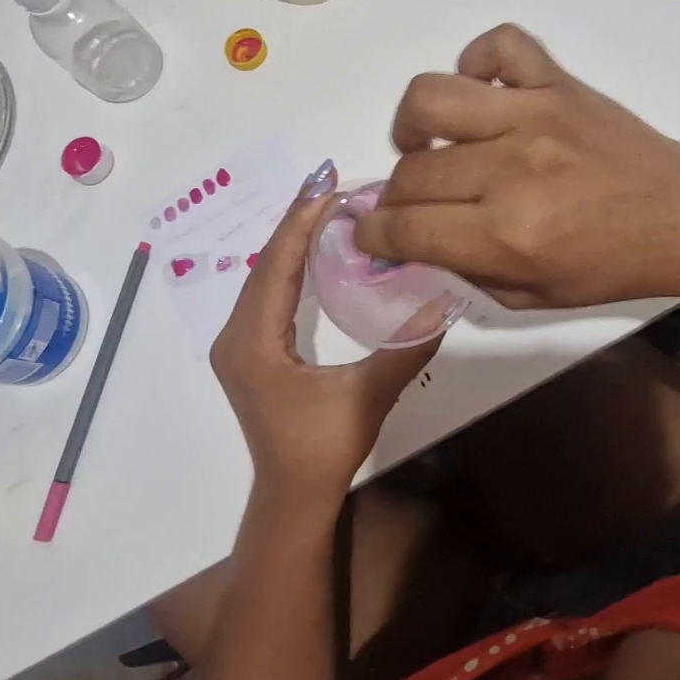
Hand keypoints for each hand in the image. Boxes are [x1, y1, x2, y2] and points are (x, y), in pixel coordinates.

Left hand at [211, 160, 442, 508]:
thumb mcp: (367, 397)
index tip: (330, 185)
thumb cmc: (323, 449)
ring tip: (326, 207)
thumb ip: (404, 350)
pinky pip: (266, 295)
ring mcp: (238, 344)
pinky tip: (313, 253)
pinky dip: (289, 267)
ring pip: (263, 278)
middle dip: (297, 221)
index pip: (276, 266)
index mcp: (254, 342)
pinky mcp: (249, 352)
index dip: (302, 222)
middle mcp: (236, 336)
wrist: (292, 496)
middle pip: (265, 264)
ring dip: (292, 241)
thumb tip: (443, 304)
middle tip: (332, 184)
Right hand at [353, 25, 679, 307]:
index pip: (404, 228)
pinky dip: (476, 63)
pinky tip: (482, 97)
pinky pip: (498, 46)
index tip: (371, 234)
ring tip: (428, 145)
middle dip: (395, 198)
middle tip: (412, 206)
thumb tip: (408, 237)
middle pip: (411, 173)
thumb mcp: (529, 296)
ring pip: (431, 97)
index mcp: (507, 235)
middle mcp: (513, 170)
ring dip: (412, 126)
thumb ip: (461, 267)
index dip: (372, 235)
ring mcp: (536, 116)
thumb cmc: (609, 267)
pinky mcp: (559, 82)